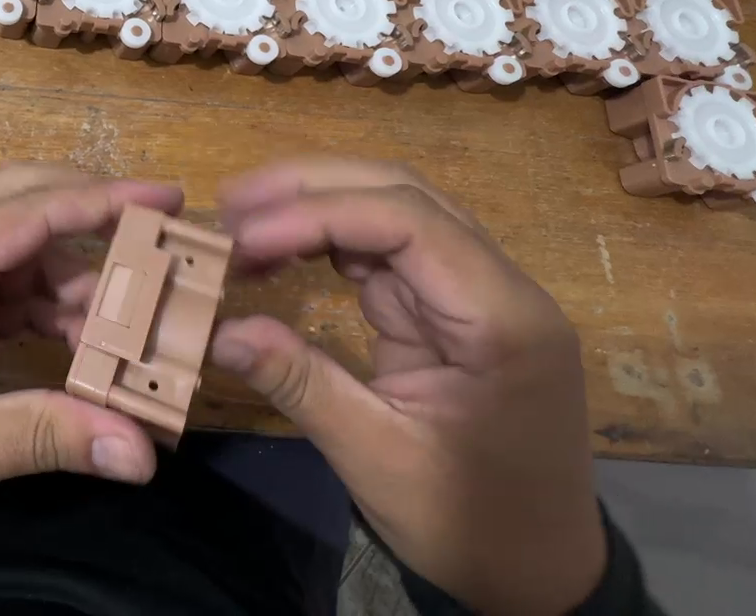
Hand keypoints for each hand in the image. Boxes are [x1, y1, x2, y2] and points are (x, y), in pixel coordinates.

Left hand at [0, 165, 181, 561]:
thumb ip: (36, 439)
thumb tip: (140, 449)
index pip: (24, 213)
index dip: (97, 200)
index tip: (164, 198)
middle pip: (21, 199)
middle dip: (91, 209)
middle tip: (160, 232)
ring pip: (23, 244)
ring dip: (80, 271)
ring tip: (138, 314)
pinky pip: (15, 285)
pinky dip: (59, 306)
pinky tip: (91, 346)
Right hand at [208, 159, 605, 615]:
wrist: (537, 570)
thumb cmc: (471, 522)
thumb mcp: (377, 458)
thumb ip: (300, 383)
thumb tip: (218, 330)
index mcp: (502, 319)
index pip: (408, 220)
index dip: (317, 214)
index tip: (244, 237)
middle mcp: (494, 285)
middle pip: (401, 192)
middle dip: (309, 187)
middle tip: (229, 202)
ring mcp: (469, 289)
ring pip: (388, 207)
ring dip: (312, 202)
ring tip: (241, 217)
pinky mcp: (442, 303)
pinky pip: (379, 245)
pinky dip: (321, 237)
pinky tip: (277, 246)